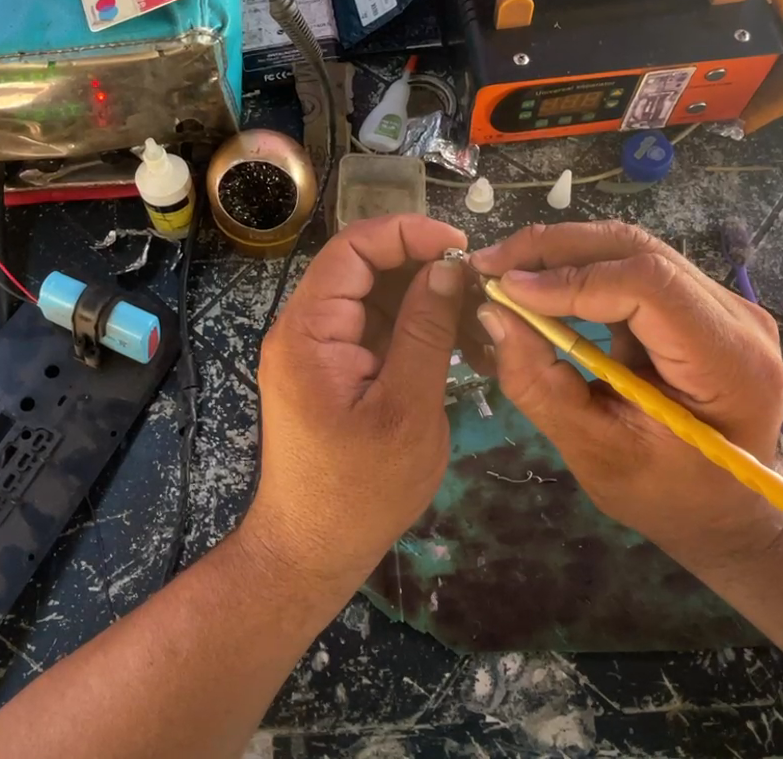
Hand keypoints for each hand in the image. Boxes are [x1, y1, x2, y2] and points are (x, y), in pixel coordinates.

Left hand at [247, 214, 469, 586]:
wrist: (313, 549)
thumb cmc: (360, 489)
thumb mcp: (407, 409)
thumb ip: (426, 332)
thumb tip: (448, 269)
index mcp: (308, 330)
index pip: (352, 249)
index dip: (406, 233)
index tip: (460, 247)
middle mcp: (304, 329)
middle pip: (363, 270)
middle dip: (422, 267)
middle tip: (478, 286)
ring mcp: (316, 351)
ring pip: (373, 299)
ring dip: (423, 300)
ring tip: (476, 319)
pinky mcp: (333, 371)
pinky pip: (374, 330)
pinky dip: (413, 330)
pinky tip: (456, 345)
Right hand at [469, 221, 782, 566]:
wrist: (723, 506)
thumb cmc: (668, 494)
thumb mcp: (596, 453)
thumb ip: (541, 385)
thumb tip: (492, 313)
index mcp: (729, 362)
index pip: (650, 285)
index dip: (572, 280)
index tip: (506, 291)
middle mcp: (734, 316)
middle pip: (636, 250)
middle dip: (554, 249)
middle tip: (488, 265)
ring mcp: (718, 302)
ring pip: (629, 247)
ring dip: (560, 252)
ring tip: (503, 270)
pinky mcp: (694, 301)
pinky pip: (628, 265)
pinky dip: (575, 267)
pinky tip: (536, 282)